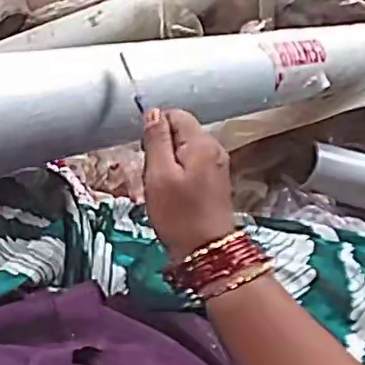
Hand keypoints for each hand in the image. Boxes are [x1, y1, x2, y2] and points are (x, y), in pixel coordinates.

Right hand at [140, 108, 237, 260]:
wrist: (206, 251)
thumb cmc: (180, 216)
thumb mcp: (159, 175)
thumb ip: (155, 140)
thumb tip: (152, 113)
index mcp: (202, 143)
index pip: (175, 114)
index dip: (155, 128)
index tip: (146, 152)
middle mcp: (215, 149)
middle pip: (181, 131)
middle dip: (162, 147)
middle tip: (154, 174)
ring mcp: (218, 165)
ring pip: (185, 149)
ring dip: (169, 163)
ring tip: (162, 186)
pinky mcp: (216, 181)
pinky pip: (192, 165)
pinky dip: (179, 174)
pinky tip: (174, 193)